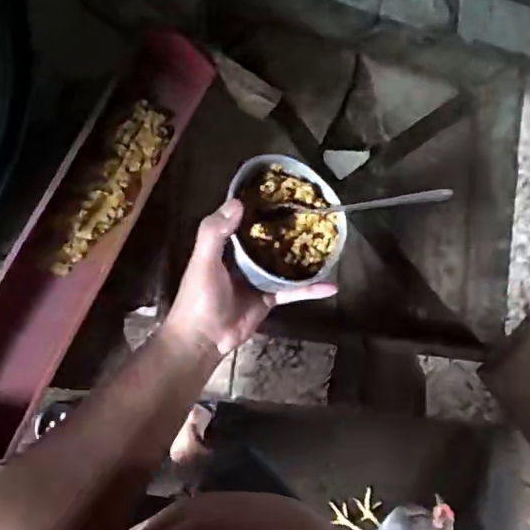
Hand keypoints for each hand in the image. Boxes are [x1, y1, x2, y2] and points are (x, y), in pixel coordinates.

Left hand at [161, 198, 336, 356]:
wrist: (203, 338)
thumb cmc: (198, 297)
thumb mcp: (203, 260)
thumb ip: (214, 232)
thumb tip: (238, 202)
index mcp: (224, 246)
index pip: (242, 220)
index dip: (257, 206)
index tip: (279, 191)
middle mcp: (242, 260)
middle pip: (267, 239)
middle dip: (285, 227)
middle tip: (311, 212)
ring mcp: (257, 280)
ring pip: (284, 263)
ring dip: (302, 255)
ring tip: (327, 242)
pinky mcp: (268, 299)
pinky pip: (292, 291)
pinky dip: (310, 289)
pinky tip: (331, 285)